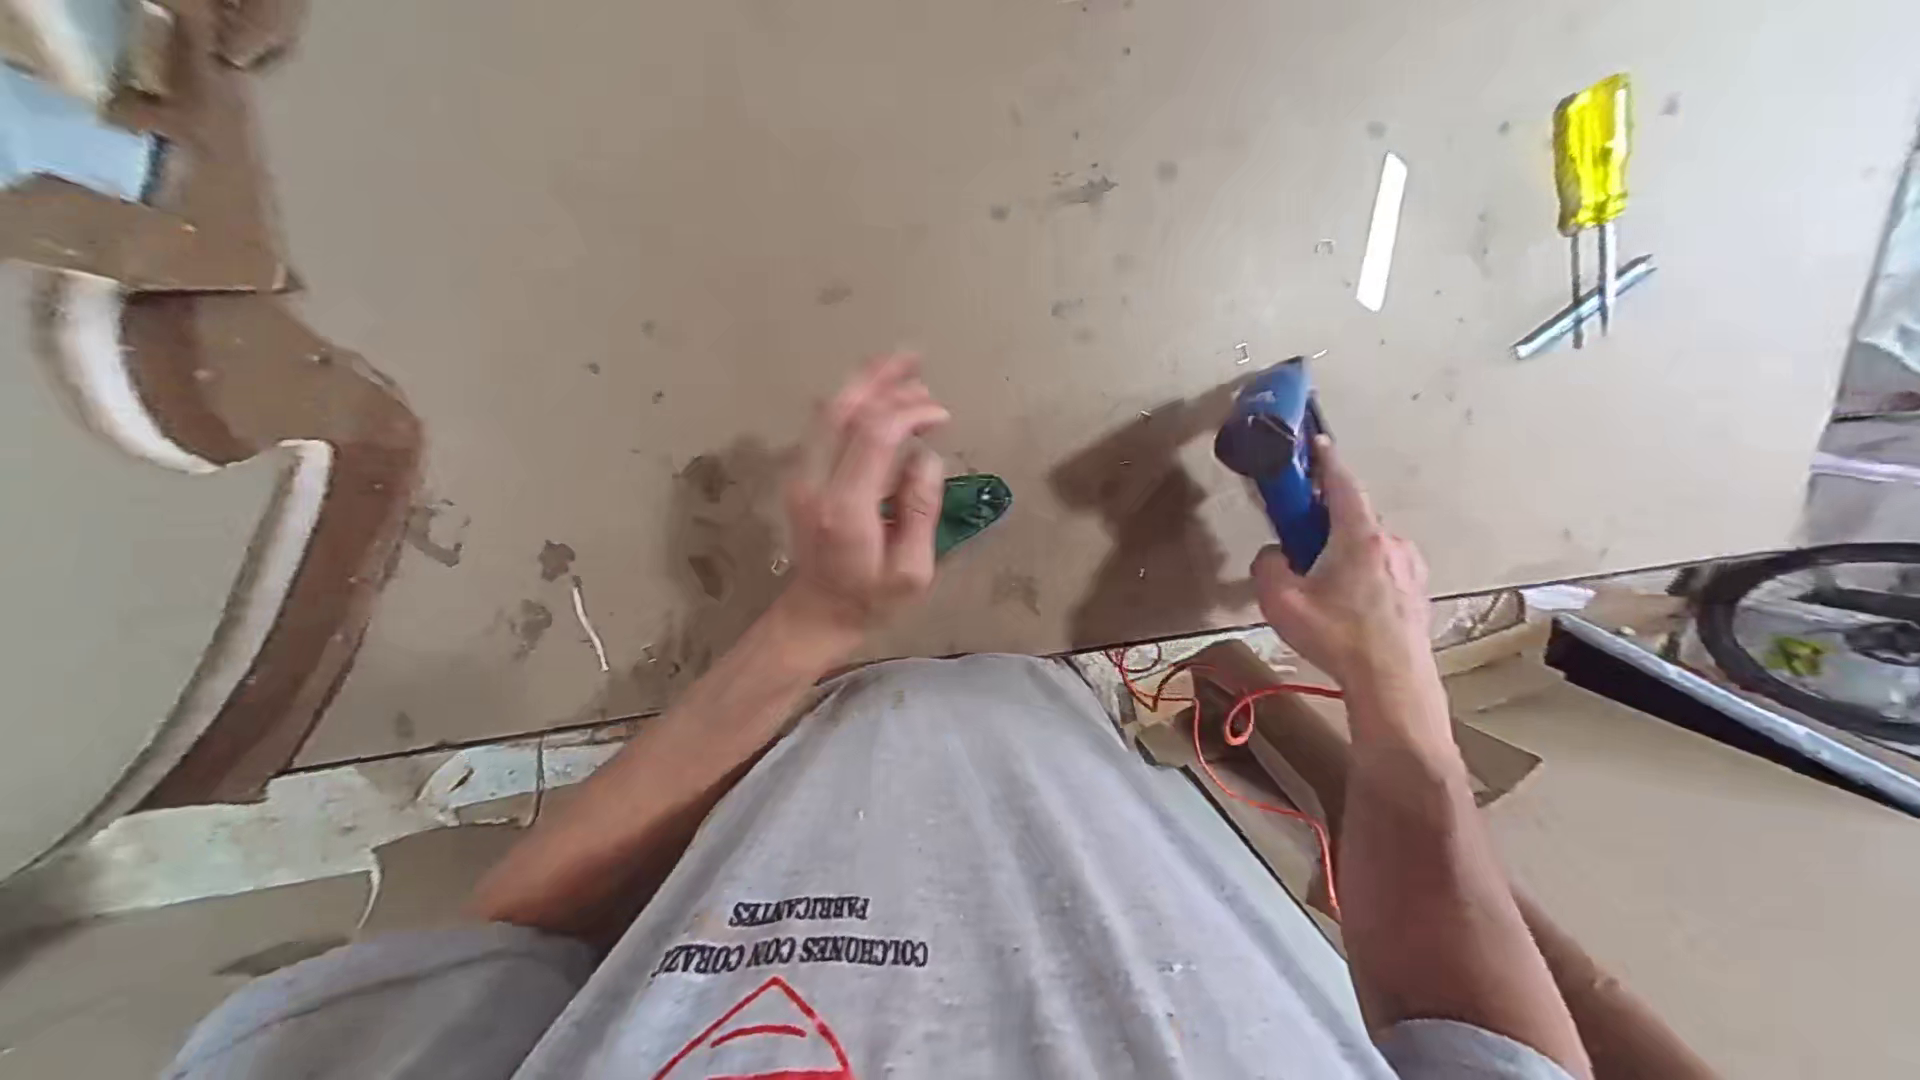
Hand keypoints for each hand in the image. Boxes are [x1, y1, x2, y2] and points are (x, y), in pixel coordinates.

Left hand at [777, 353, 949, 641]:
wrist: (818, 613)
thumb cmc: (871, 599)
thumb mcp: (913, 572)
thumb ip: (921, 511)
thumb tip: (927, 456)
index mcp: (846, 509)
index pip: (874, 436)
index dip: (909, 413)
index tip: (940, 414)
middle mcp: (815, 483)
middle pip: (841, 410)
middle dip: (881, 379)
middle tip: (916, 360)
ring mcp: (800, 477)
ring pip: (827, 411)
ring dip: (864, 384)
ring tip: (902, 368)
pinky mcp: (800, 475)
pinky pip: (823, 425)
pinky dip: (852, 402)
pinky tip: (877, 394)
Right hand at [1252, 436, 1433, 688]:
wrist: (1391, 681)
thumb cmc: (1336, 637)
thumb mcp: (1279, 600)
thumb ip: (1267, 565)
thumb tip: (1275, 555)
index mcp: (1359, 537)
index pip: (1342, 485)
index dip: (1326, 460)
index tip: (1317, 441)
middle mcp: (1392, 544)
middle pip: (1351, 518)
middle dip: (1323, 523)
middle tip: (1298, 542)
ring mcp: (1410, 567)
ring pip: (1367, 546)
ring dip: (1342, 551)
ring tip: (1321, 585)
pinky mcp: (1417, 590)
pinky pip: (1382, 567)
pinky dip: (1360, 571)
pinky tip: (1346, 604)